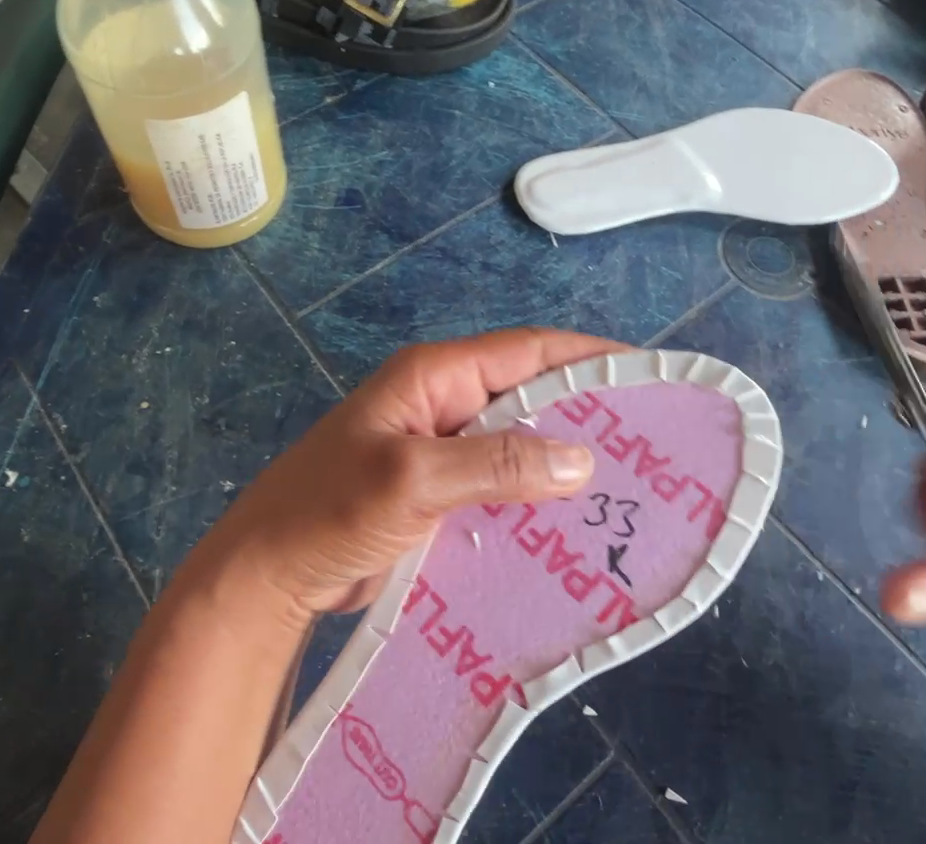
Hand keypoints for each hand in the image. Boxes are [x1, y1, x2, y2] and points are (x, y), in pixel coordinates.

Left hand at [208, 328, 627, 621]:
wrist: (269, 574)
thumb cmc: (328, 511)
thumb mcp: (411, 480)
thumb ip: (494, 464)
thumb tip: (583, 458)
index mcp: (435, 377)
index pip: (528, 352)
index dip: (590, 357)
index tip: (652, 378)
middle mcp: (444, 404)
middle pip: (530, 397)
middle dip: (589, 414)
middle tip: (656, 444)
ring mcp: (441, 451)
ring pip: (519, 445)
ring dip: (565, 463)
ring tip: (631, 489)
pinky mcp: (441, 494)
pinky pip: (501, 486)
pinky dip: (536, 499)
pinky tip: (574, 526)